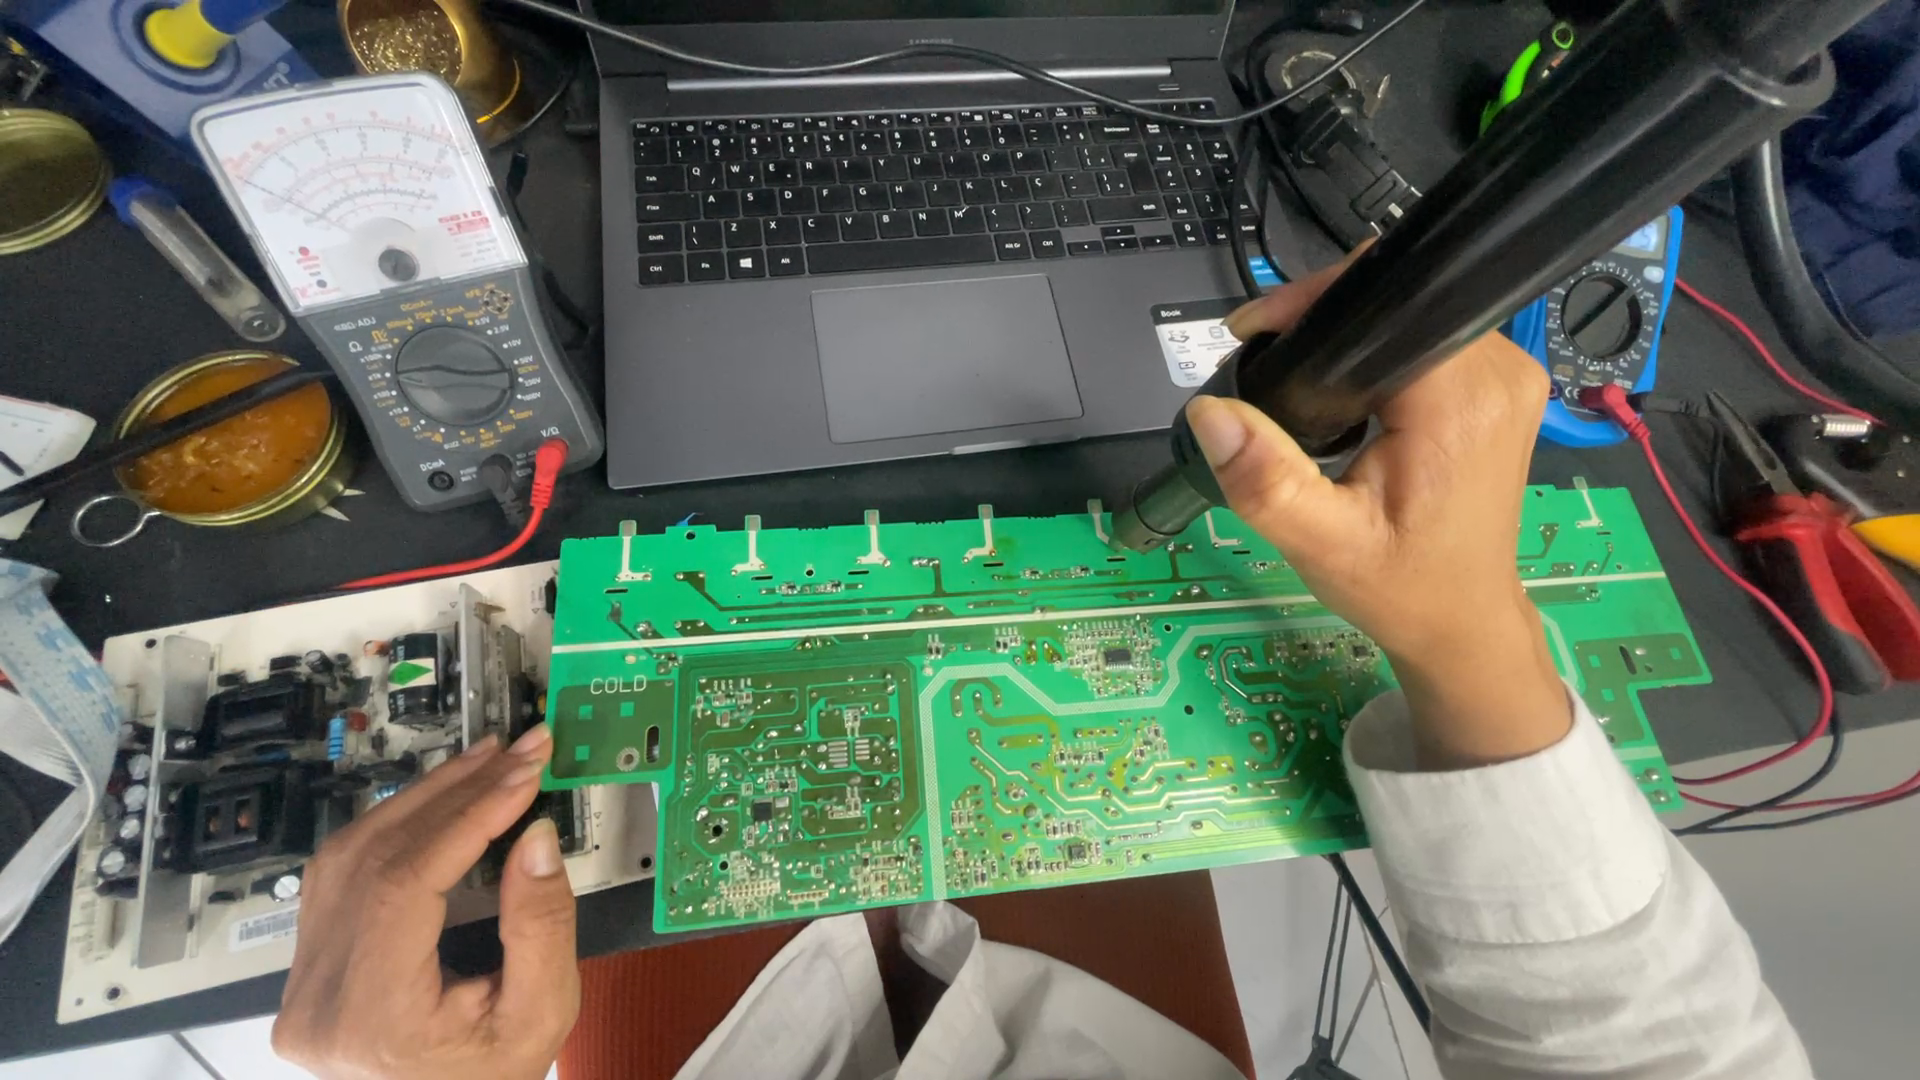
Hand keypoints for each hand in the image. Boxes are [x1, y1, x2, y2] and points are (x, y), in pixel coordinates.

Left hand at [273, 727, 577, 1079]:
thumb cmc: (500, 1073)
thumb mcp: (545, 1007)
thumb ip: (543, 923)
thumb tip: (536, 834)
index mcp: (372, 1016)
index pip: (406, 886)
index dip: (469, 816)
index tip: (527, 772)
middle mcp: (317, 996)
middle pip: (374, 858)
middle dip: (459, 789)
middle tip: (523, 749)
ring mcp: (303, 978)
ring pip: (350, 853)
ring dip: (426, 793)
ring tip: (490, 758)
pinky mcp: (312, 962)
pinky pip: (345, 870)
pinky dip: (401, 819)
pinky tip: (446, 794)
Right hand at [1195, 258, 1570, 767]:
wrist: (1461, 623)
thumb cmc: (1399, 586)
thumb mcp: (1320, 542)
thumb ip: (1266, 480)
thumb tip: (1210, 412)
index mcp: (1459, 400)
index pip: (1384, 304)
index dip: (1311, 305)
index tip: (1253, 337)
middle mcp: (1496, 372)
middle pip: (1397, 301)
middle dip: (1320, 320)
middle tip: (1260, 363)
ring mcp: (1502, 377)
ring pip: (1407, 317)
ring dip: (1343, 337)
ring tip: (1288, 376)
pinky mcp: (1491, 391)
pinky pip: (1422, 342)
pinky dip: (1370, 355)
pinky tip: (1333, 391)